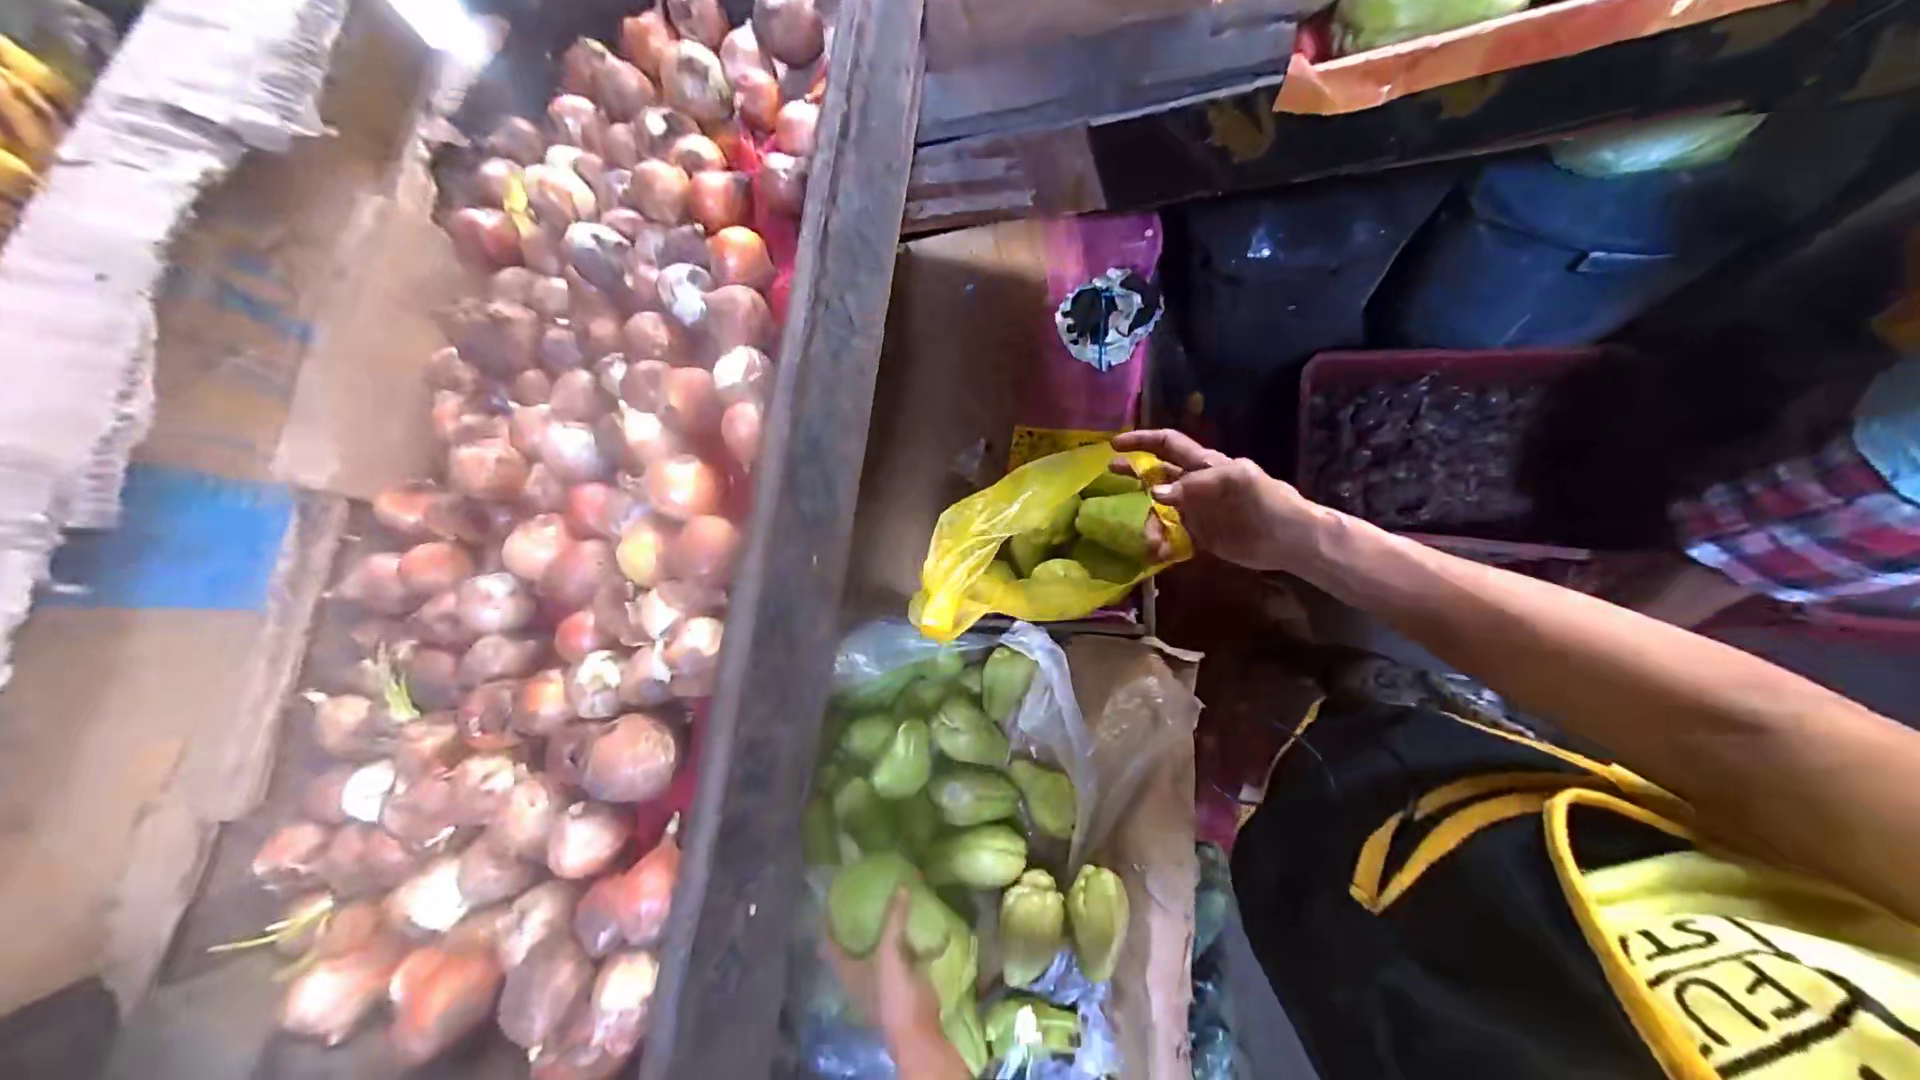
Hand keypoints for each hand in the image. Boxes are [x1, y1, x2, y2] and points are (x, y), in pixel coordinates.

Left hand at [827, 890, 970, 1078]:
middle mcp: (857, 974)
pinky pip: (896, 954)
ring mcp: (877, 978)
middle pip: (849, 944)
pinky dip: (901, 939)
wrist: (916, 1028)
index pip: (827, 944)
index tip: (830, 900)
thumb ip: (894, 919)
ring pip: (873, 948)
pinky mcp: (897, 981)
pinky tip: (909, 924)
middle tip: (861, 895)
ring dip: (878, 930)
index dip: (826, 923)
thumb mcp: (889, 951)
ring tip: (884, 902)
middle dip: (853, 923)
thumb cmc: (891, 992)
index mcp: (846, 969)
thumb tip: (901, 885)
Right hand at [1113, 429, 1328, 572]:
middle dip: (1133, 472)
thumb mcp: (1234, 481)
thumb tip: (1153, 492)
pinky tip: (1156, 552)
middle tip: (1110, 474)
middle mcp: (1195, 484)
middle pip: (1157, 472)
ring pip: (1159, 509)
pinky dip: (1160, 543)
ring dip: (1147, 521)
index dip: (1142, 441)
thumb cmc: (1267, 501)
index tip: (1115, 444)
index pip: (1168, 444)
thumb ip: (1194, 485)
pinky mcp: (1200, 535)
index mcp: (1205, 464)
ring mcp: (1196, 510)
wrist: (1290, 539)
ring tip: (1145, 538)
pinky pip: (1171, 536)